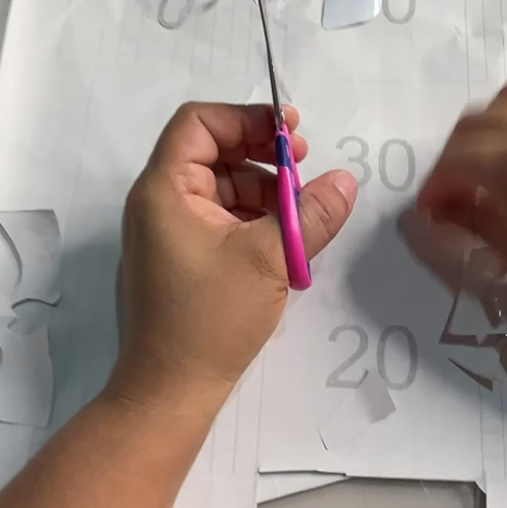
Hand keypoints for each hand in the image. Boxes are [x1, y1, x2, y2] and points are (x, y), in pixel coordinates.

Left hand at [113, 102, 357, 413]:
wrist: (169, 390)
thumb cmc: (210, 318)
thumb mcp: (271, 260)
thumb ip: (312, 215)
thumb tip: (346, 181)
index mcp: (166, 190)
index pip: (199, 122)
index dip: (247, 117)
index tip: (292, 133)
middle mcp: (159, 202)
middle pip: (212, 151)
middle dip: (262, 154)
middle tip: (304, 166)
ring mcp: (167, 231)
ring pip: (221, 186)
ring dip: (263, 188)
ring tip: (299, 213)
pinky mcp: (180, 256)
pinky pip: (219, 216)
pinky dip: (252, 217)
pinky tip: (281, 240)